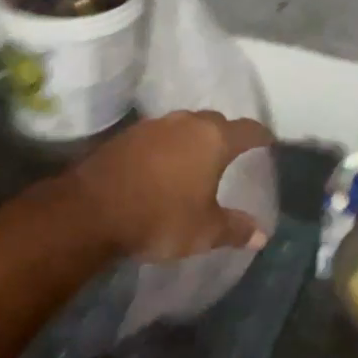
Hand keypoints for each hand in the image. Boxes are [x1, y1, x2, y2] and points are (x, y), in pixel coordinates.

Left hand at [69, 110, 272, 260]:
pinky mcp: (126, 136)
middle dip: (225, 134)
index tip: (267, 142)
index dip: (260, 136)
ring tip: (195, 159)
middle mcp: (187, 123)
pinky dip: (165, 147)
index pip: (248, 130)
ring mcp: (154, 126)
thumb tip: (262, 235)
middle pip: (215, 121)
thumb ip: (235, 229)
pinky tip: (161, 167)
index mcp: (214, 139)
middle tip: (230, 153)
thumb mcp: (204, 231)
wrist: (90, 211)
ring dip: (192, 139)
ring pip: (183, 126)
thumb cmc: (159, 217)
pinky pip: (158, 136)